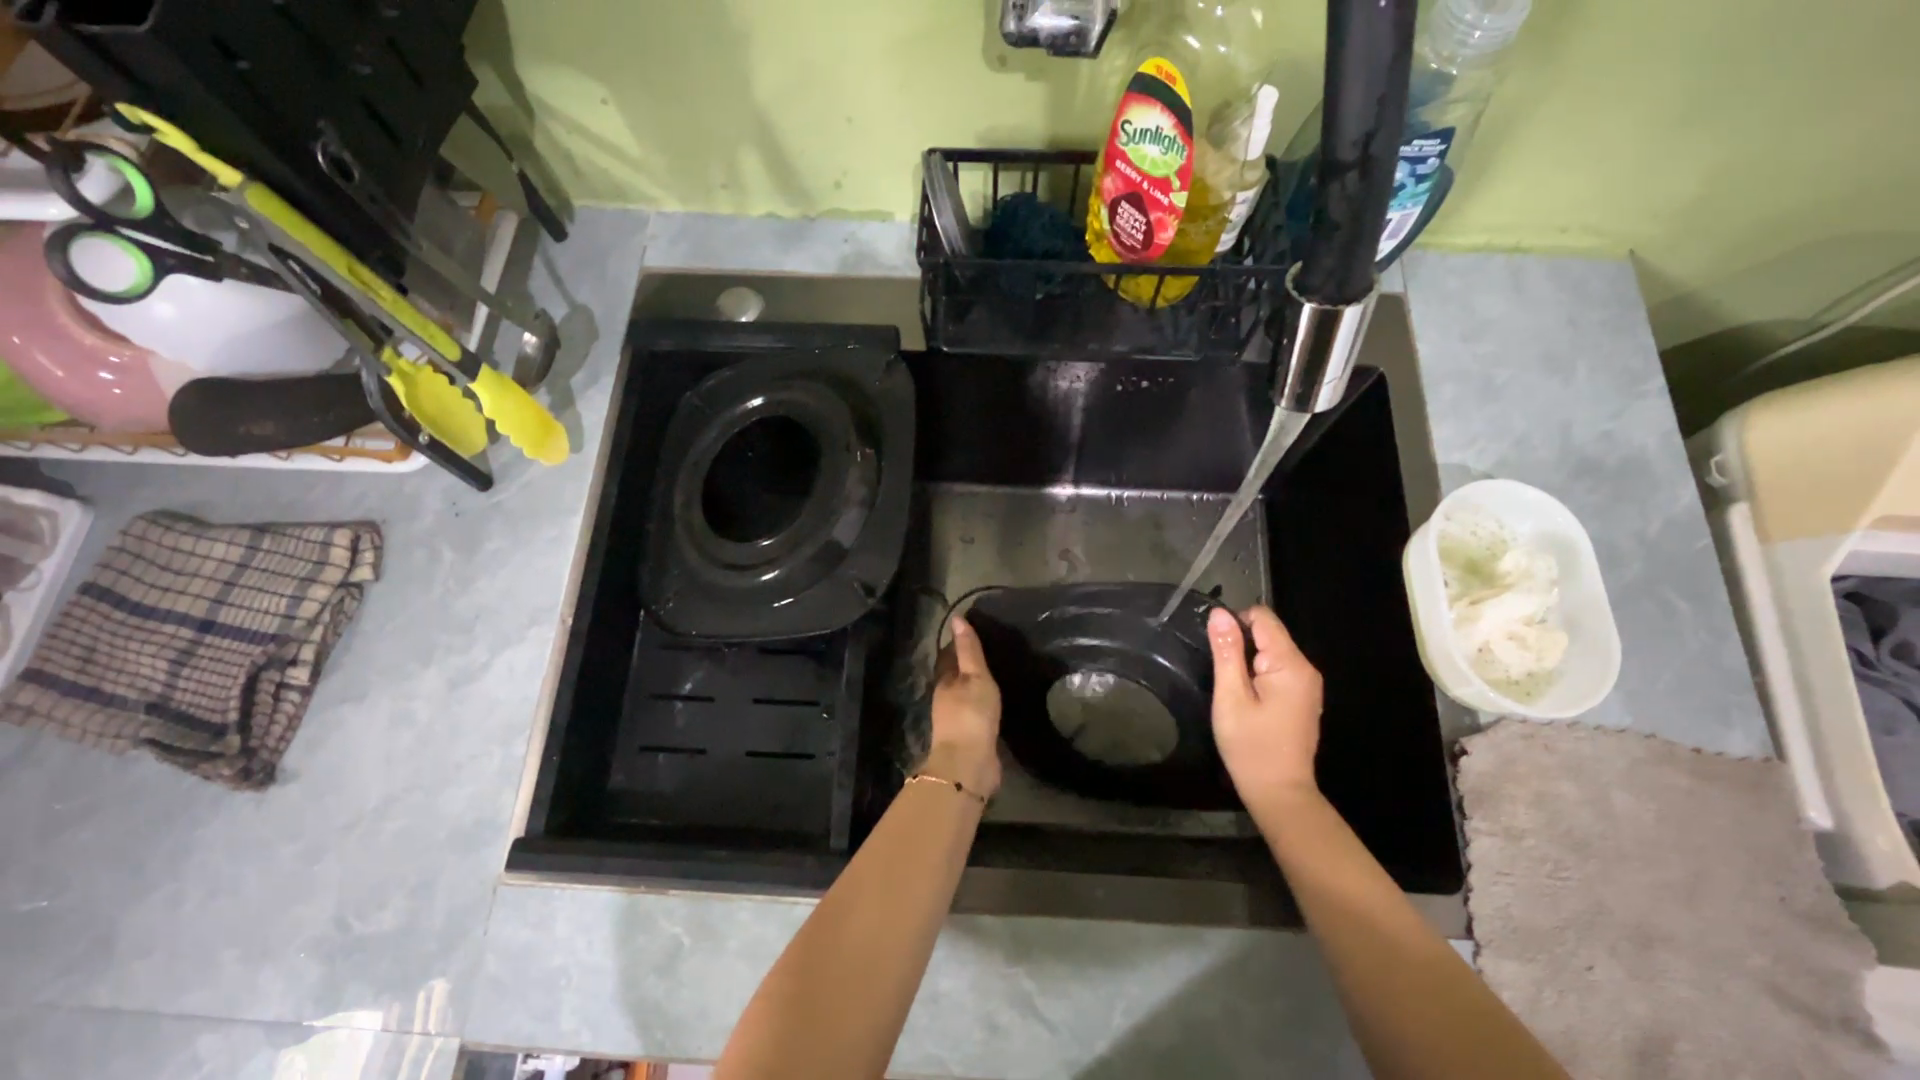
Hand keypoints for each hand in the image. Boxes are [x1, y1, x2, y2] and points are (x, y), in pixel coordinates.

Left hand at [927, 615, 1002, 798]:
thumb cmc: (971, 714)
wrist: (969, 764)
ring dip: (978, 686)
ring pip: (967, 695)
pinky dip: (986, 705)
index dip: (961, 643)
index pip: (950, 656)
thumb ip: (968, 650)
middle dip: (970, 665)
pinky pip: (978, 714)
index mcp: (944, 682)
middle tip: (994, 650)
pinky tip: (999, 702)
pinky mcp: (971, 737)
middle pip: (957, 676)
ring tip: (1000, 673)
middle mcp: (947, 699)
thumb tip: (956, 618)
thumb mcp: (974, 676)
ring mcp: (958, 720)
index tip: (979, 631)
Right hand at [1208, 605, 1323, 810]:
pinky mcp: (1303, 698)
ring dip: (1249, 663)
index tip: (1218, 653)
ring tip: (1235, 692)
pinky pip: (1279, 670)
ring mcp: (1308, 684)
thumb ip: (1226, 652)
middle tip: (1225, 680)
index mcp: (1290, 664)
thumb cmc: (1251, 747)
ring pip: (1272, 652)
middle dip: (1242, 646)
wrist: (1279, 792)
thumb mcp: (1230, 697)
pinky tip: (1249, 702)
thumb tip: (1219, 613)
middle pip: (1269, 633)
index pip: (1263, 618)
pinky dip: (1260, 676)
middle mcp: (1306, 668)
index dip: (1235, 625)